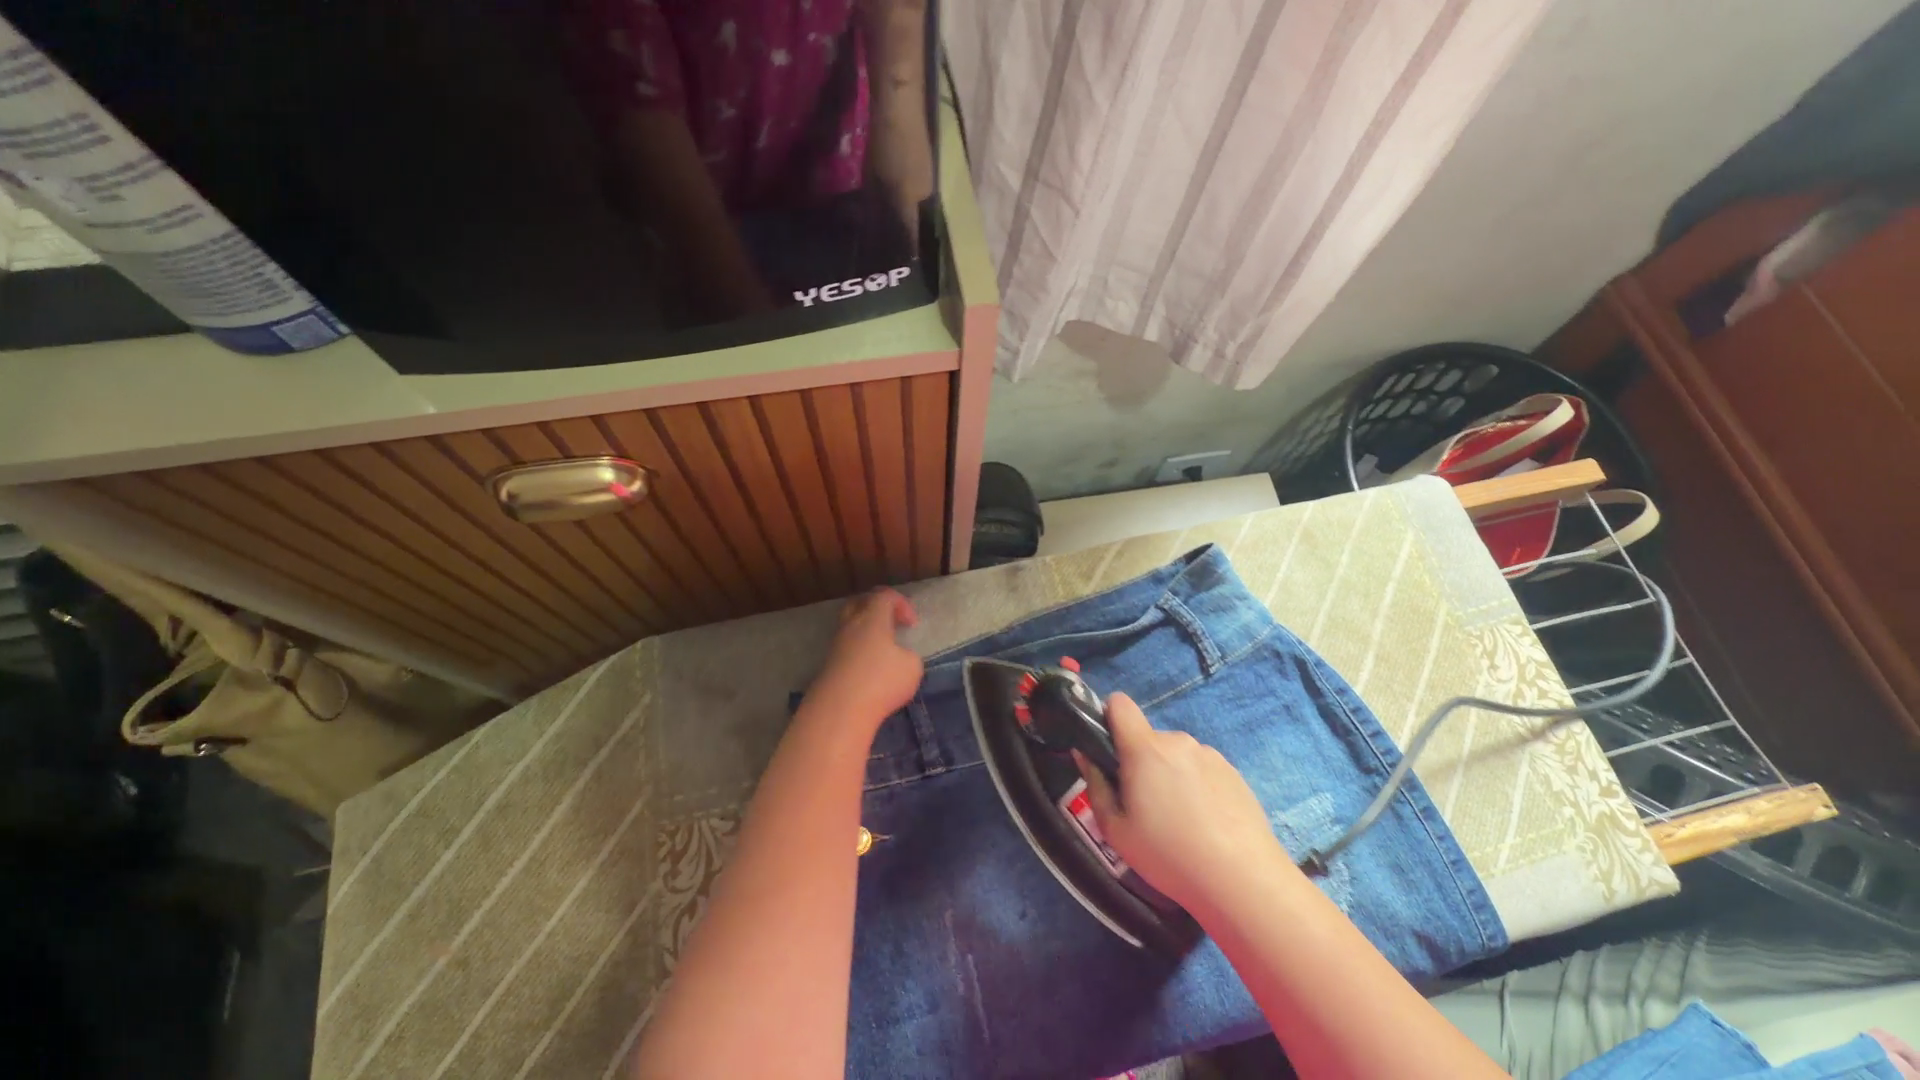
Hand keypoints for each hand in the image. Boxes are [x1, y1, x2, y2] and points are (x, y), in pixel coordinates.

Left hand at [805, 588, 922, 729]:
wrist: (839, 710)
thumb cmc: (881, 681)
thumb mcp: (912, 667)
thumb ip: (908, 655)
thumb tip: (898, 656)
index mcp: (872, 618)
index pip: (884, 596)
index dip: (901, 604)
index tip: (911, 624)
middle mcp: (850, 626)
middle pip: (858, 604)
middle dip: (876, 608)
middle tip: (891, 623)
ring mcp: (835, 646)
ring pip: (848, 626)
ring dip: (865, 632)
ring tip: (882, 650)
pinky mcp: (828, 666)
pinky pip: (844, 648)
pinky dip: (857, 651)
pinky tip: (869, 668)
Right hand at [1077, 693, 1293, 914]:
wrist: (1241, 879)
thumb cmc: (1167, 855)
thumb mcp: (1115, 830)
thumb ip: (1095, 785)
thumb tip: (1085, 755)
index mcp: (1145, 749)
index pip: (1120, 704)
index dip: (1108, 718)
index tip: (1108, 752)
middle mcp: (1179, 742)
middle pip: (1148, 739)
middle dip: (1141, 763)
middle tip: (1144, 808)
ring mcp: (1210, 755)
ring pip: (1176, 756)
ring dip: (1170, 775)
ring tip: (1180, 821)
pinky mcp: (1234, 772)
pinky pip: (1202, 769)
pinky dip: (1196, 787)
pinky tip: (1205, 823)